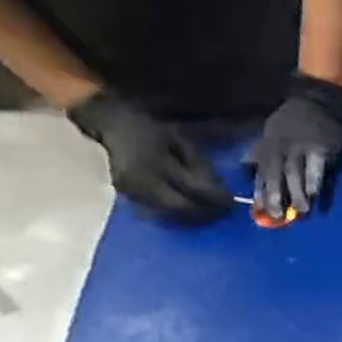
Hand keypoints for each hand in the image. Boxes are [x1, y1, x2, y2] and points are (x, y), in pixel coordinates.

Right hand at [69, 91, 233, 222]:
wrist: (109, 124)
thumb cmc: (148, 128)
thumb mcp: (178, 137)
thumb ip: (198, 163)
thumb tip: (217, 189)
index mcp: (159, 162)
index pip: (194, 188)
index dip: (215, 198)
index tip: (231, 203)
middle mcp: (146, 181)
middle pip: (183, 207)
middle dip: (206, 212)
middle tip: (223, 212)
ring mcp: (135, 192)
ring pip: (172, 214)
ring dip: (194, 216)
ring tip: (210, 213)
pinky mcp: (129, 198)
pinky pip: (159, 212)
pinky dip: (178, 214)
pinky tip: (190, 211)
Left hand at [244, 73, 341, 220]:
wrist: (318, 102)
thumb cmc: (294, 123)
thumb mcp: (271, 133)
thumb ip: (261, 153)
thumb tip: (246, 173)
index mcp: (268, 145)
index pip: (260, 171)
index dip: (259, 192)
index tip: (260, 211)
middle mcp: (281, 147)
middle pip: (275, 174)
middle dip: (274, 196)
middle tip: (277, 216)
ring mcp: (301, 147)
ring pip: (294, 174)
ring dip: (296, 195)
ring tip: (301, 212)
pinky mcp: (320, 148)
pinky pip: (315, 170)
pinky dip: (314, 184)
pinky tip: (314, 197)